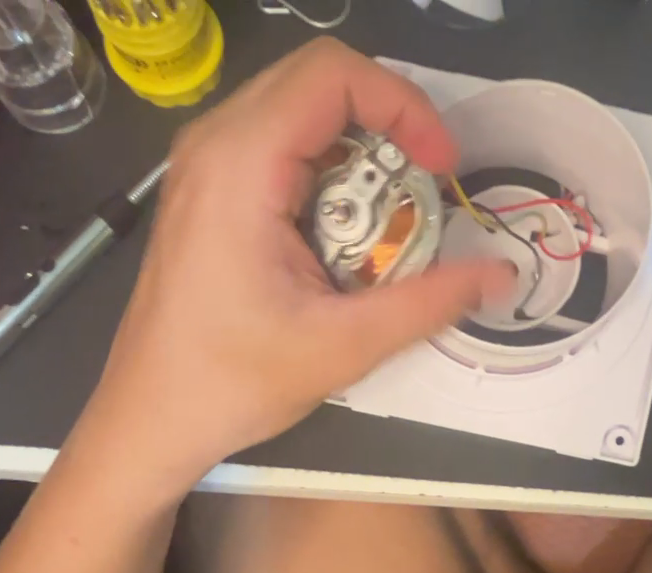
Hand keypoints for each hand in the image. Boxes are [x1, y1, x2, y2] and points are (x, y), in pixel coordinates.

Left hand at [76, 39, 514, 491]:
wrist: (152, 418)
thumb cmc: (233, 383)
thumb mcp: (343, 346)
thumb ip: (428, 303)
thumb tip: (500, 276)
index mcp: (239, 164)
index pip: (333, 76)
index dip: (403, 105)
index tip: (440, 166)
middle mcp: (213, 145)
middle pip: (316, 84)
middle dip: (385, 130)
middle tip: (423, 194)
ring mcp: (201, 167)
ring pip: (297, 117)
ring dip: (355, 159)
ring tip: (385, 225)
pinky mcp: (203, 195)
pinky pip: (275, 152)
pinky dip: (323, 180)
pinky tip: (340, 242)